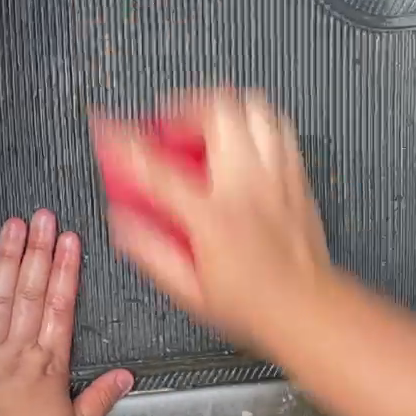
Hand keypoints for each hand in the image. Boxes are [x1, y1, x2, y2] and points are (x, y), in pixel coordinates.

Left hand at [0, 209, 133, 415]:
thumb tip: (128, 375)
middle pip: (30, 292)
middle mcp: (17, 350)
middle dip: (38, 250)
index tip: (70, 239)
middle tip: (43, 214)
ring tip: (13, 224)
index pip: (60, 308)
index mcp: (49, 366)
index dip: (66, 270)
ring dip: (7, 258)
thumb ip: (99, 399)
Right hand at [91, 89, 336, 354]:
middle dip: (181, 108)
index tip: (107, 126)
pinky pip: (276, 127)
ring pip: (251, 108)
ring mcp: (276, 176)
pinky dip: (251, 125)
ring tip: (201, 128)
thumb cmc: (254, 305)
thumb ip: (150, 249)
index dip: (124, 141)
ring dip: (219, 110)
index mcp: (214, 216)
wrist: (308, 308)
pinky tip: (238, 143)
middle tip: (164, 125)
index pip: (157, 168)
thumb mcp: (187, 288)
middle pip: (215, 111)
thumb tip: (123, 221)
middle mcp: (248, 186)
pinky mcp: (296, 177)